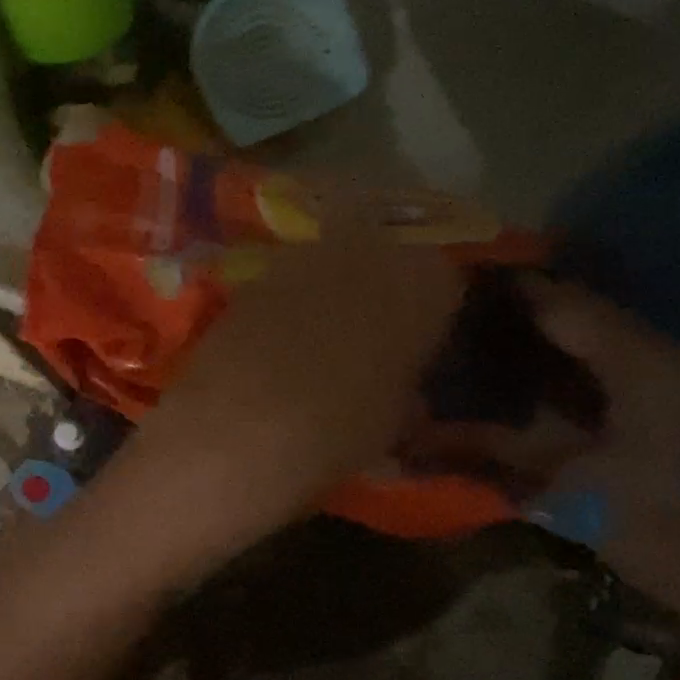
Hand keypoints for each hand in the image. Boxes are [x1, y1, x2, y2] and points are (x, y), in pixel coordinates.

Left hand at [125, 215, 462, 554]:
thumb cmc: (338, 430)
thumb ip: (405, 391)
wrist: (237, 429)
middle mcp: (362, 249)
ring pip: (328, 264)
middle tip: (370, 340)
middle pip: (381, 258)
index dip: (429, 316)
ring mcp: (297, 259)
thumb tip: (404, 394)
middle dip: (378, 292)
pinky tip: (275, 348)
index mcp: (421, 279)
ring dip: (329, 294)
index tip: (418, 349)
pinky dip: (285, 309)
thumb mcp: (395, 422)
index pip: (442, 282)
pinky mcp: (247, 280)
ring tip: (319, 344)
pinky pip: (282, 287)